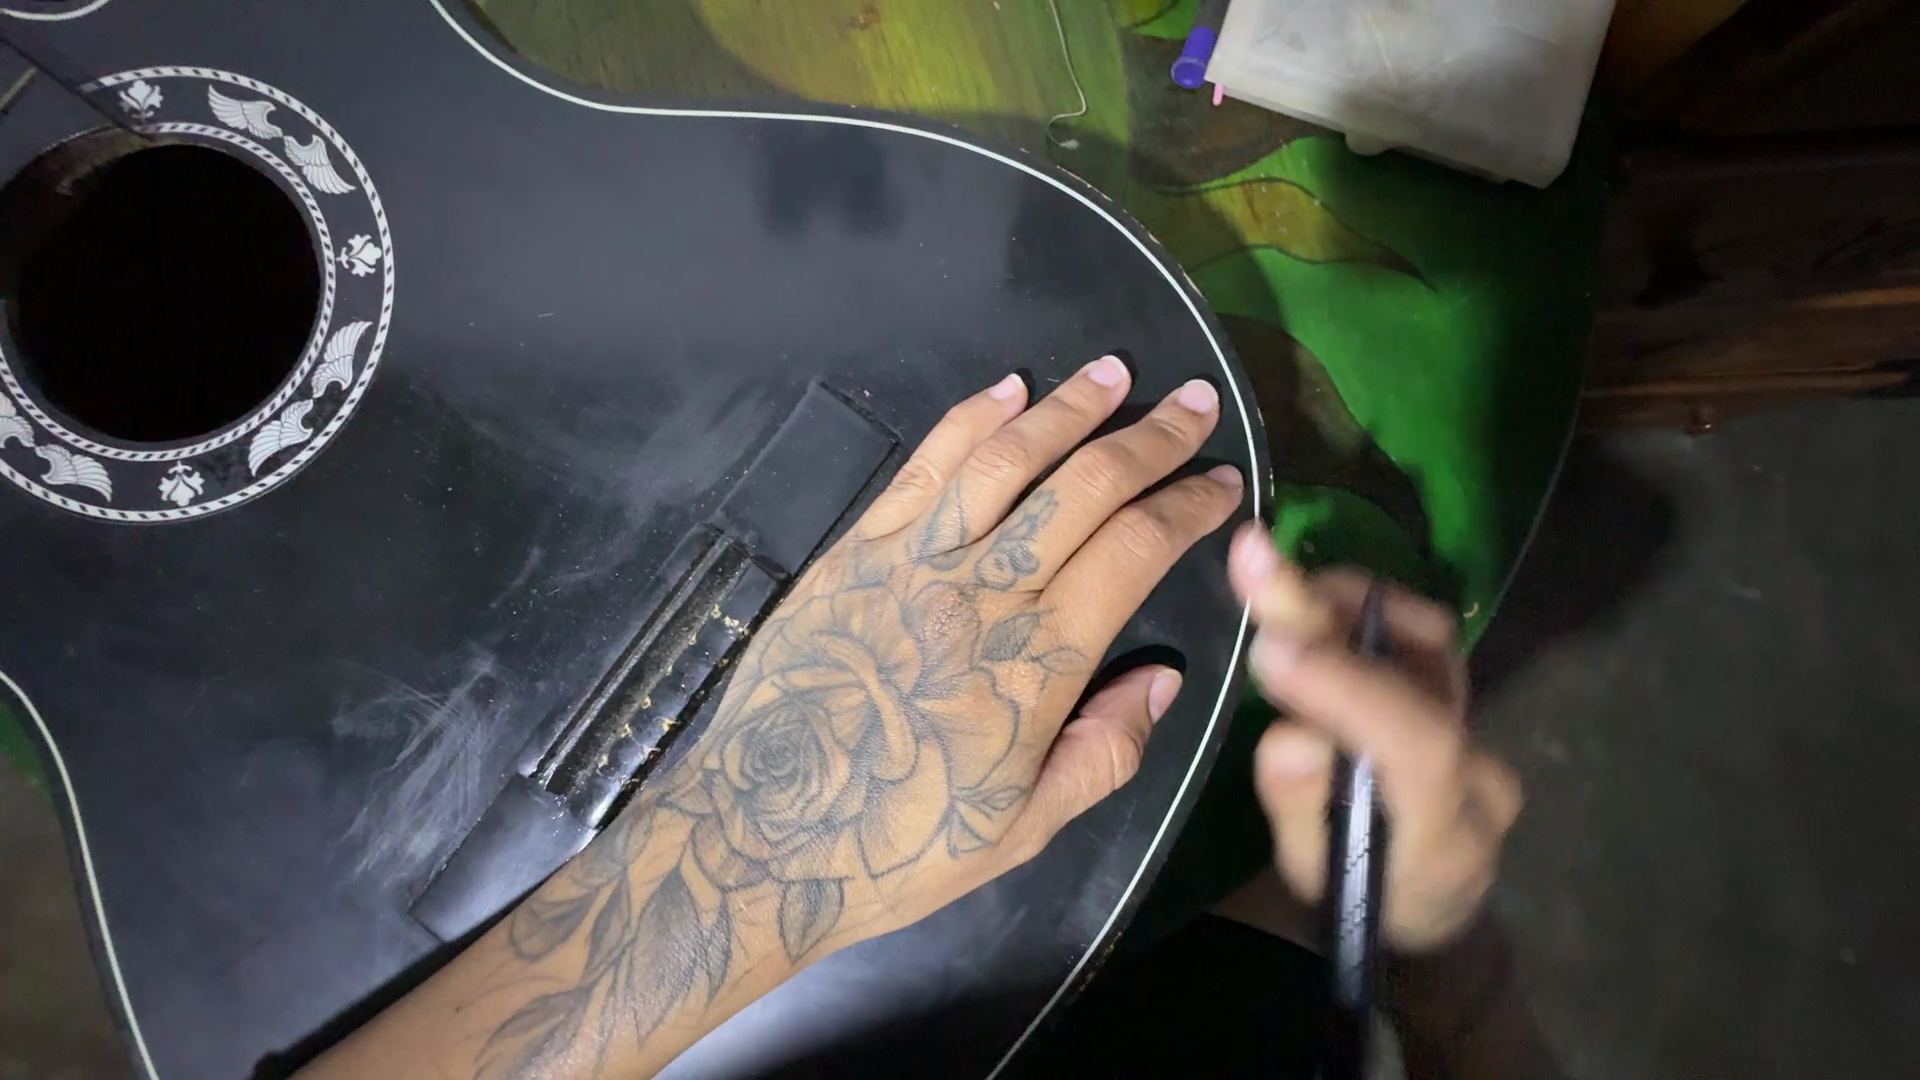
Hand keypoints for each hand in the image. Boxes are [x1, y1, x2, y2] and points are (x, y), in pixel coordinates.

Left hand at [452, 357, 1242, 1076]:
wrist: (759, 834)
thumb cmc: (897, 843)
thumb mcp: (1024, 828)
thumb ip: (1106, 750)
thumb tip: (1166, 677)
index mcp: (1037, 662)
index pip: (1135, 551)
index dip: (1189, 507)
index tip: (1223, 481)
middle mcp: (983, 593)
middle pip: (1083, 489)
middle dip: (1148, 440)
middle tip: (1191, 404)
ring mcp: (913, 561)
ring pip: (1005, 461)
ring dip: (1066, 409)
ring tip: (1111, 373)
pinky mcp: (857, 550)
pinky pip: (923, 469)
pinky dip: (970, 421)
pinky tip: (1006, 389)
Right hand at [1227, 525, 1521, 950]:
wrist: (1424, 901)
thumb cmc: (1355, 894)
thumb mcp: (1313, 876)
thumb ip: (1303, 810)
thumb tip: (1290, 736)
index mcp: (1447, 830)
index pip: (1415, 746)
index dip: (1346, 688)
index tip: (1271, 648)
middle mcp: (1479, 766)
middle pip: (1417, 672)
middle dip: (1324, 611)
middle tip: (1254, 556)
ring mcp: (1475, 724)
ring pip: (1422, 635)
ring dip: (1340, 598)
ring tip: (1269, 578)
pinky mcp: (1454, 695)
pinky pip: (1413, 629)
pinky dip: (1355, 603)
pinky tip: (1308, 596)